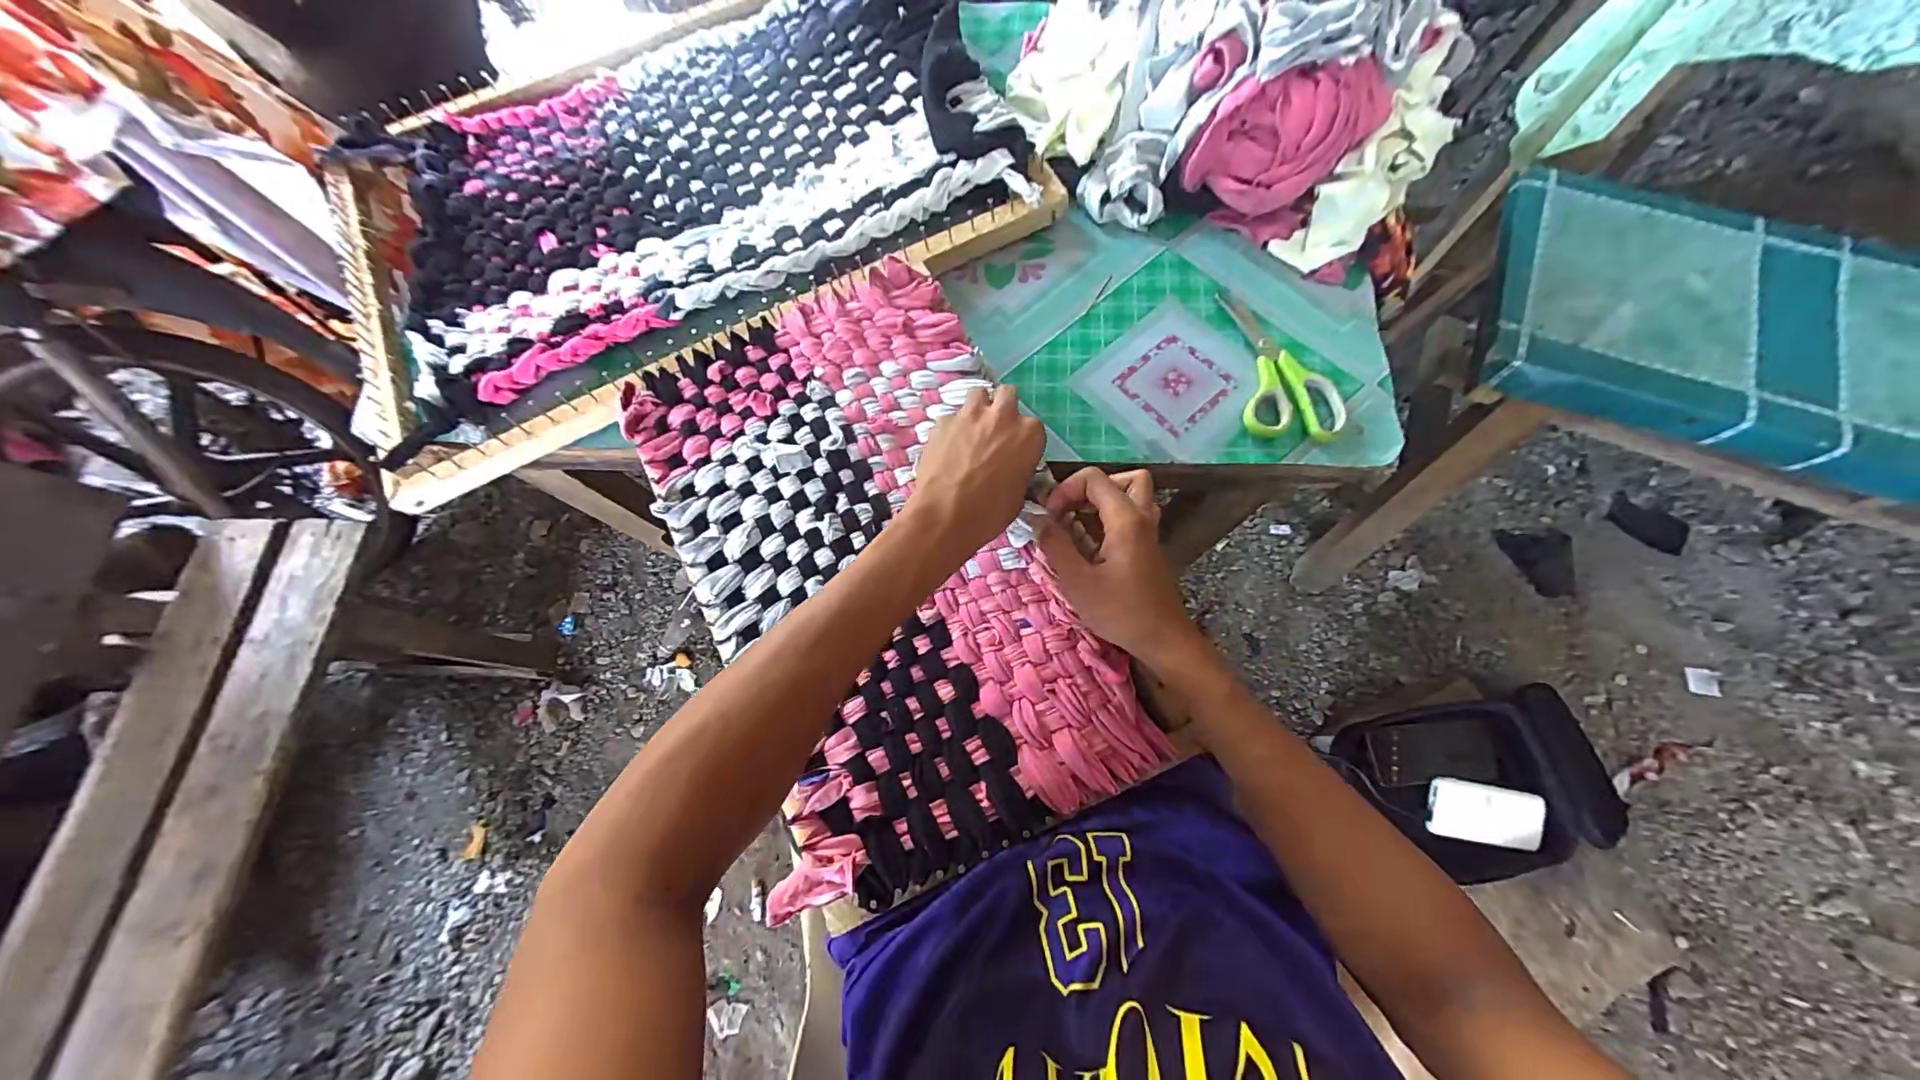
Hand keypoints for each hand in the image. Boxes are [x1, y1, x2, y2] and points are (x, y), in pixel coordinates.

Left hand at [905, 385, 1044, 569]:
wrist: (945, 515)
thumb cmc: (989, 513)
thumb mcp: (1018, 495)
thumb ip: (1018, 470)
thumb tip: (1011, 469)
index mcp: (1029, 434)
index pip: (1033, 426)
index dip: (1023, 438)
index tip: (1016, 452)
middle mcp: (1002, 416)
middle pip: (1008, 395)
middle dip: (1003, 408)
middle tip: (996, 430)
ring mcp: (969, 415)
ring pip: (978, 395)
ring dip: (978, 409)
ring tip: (972, 431)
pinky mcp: (942, 422)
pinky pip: (951, 418)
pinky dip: (952, 429)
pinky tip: (947, 448)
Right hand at [1035, 468, 1205, 668]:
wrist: (1164, 640)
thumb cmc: (1120, 612)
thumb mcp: (1078, 581)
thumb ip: (1055, 545)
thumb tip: (1037, 518)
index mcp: (1125, 519)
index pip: (1094, 478)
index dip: (1065, 490)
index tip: (1051, 518)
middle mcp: (1142, 518)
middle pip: (1123, 479)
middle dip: (1089, 489)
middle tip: (1070, 512)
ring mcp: (1149, 533)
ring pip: (1133, 496)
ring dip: (1104, 502)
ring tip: (1081, 525)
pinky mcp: (1149, 549)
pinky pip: (1133, 517)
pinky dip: (1111, 519)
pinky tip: (1093, 545)